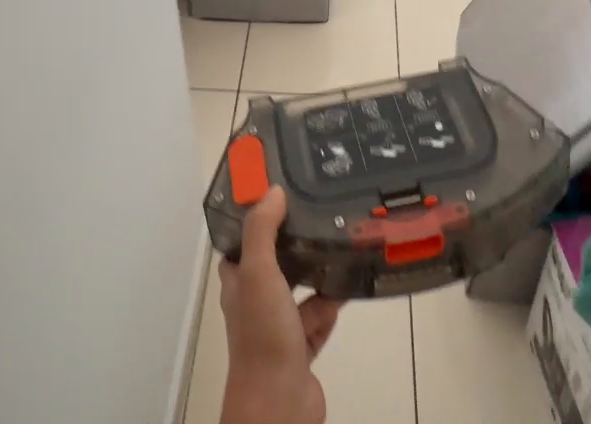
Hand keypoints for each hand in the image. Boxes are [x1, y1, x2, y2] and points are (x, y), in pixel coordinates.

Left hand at [218, 186, 343, 423]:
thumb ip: (263, 229)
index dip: (258, 220)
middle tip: (321, 215)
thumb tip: (272, 188)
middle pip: (276, 263)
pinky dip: (333, 303)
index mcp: (238, 282)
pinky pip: (320, 316)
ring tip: (344, 243)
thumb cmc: (263, 332)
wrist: (280, 401)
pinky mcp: (303, 346)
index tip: (281, 194)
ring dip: (320, 273)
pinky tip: (351, 285)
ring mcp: (279, 325)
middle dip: (296, 244)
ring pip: (302, 289)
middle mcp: (255, 301)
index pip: (243, 242)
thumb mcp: (258, 271)